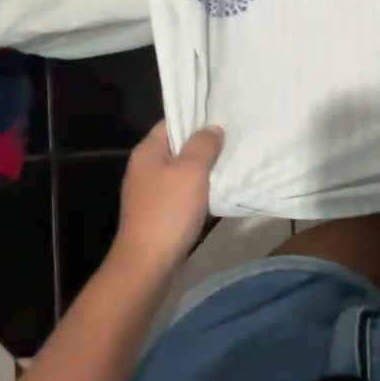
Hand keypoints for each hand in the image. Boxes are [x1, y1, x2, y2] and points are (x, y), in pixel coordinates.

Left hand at [111, 122, 223, 269]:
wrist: (146, 265)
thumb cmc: (168, 211)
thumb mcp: (191, 171)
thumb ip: (203, 144)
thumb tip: (212, 128)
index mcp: (147, 152)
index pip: (172, 121)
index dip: (196, 117)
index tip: (223, 115)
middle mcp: (145, 168)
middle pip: (178, 146)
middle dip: (204, 143)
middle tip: (234, 137)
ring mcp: (150, 192)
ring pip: (182, 169)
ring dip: (204, 167)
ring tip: (231, 160)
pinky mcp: (158, 213)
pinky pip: (182, 191)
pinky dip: (199, 188)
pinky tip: (218, 190)